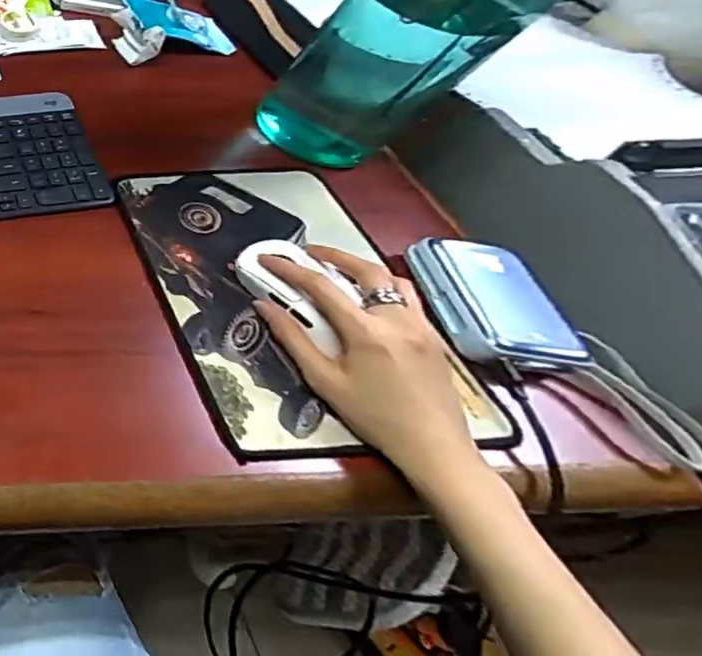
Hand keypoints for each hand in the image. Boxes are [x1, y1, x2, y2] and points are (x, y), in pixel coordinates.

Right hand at [255, 246, 479, 484]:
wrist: (436, 449)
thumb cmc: (375, 417)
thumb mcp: (323, 380)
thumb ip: (293, 339)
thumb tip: (265, 306)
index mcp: (368, 332)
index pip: (321, 286)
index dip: (289, 268)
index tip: (268, 259)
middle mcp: (399, 322)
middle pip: (366, 271)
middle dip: (333, 255)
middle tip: (307, 252)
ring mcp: (422, 328)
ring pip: (393, 281)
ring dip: (362, 268)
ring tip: (338, 268)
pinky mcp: (434, 338)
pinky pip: (408, 299)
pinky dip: (383, 287)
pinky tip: (368, 298)